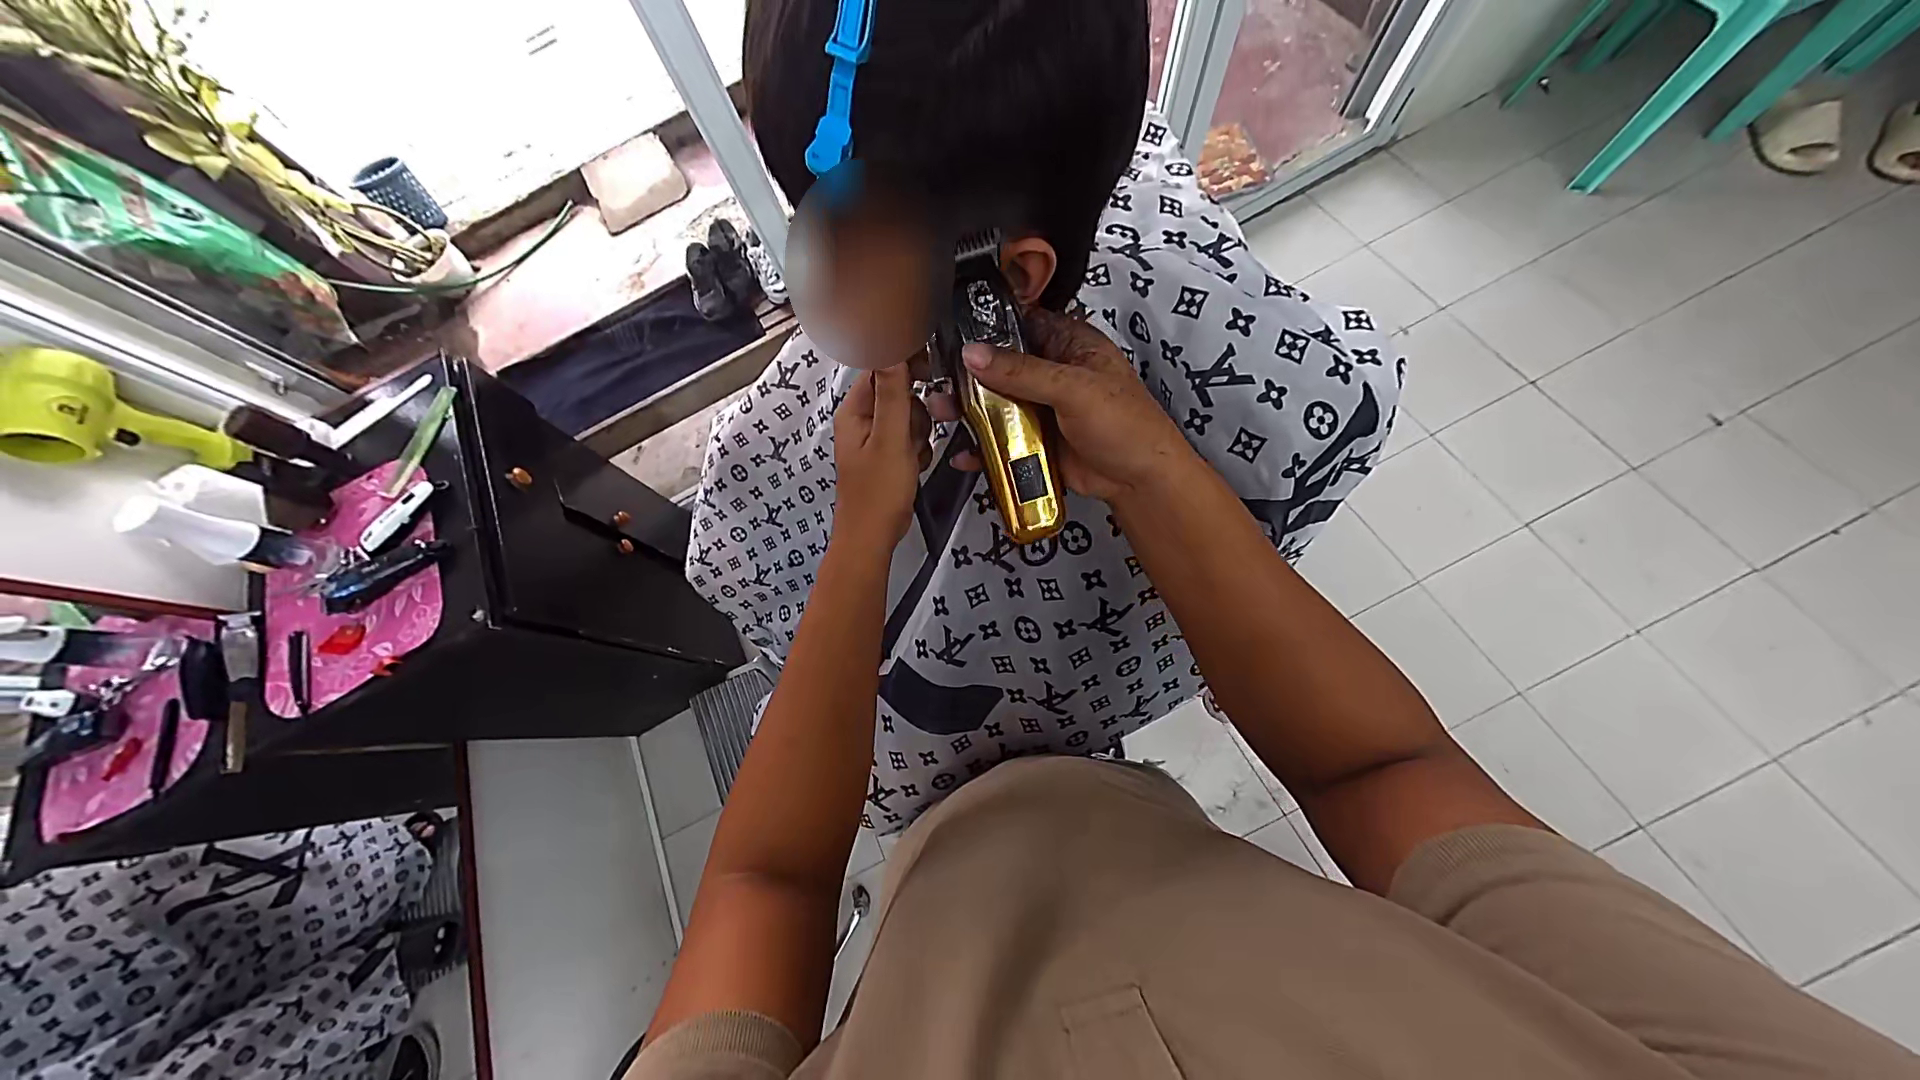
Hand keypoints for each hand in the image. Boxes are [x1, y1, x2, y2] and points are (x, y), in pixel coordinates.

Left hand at [832, 363, 932, 545]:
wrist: (872, 538)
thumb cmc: (877, 494)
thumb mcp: (891, 439)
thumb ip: (894, 393)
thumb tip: (892, 349)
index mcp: (855, 410)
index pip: (880, 367)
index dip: (908, 365)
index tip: (931, 374)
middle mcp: (861, 420)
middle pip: (900, 391)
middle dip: (916, 410)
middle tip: (919, 431)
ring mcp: (874, 438)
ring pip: (909, 416)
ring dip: (920, 433)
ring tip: (914, 455)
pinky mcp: (887, 455)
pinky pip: (911, 438)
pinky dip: (918, 449)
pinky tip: (915, 465)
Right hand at [954, 308, 1198, 503]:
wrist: (1138, 481)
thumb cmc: (1129, 426)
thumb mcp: (1074, 389)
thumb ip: (1023, 371)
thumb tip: (977, 354)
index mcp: (1068, 344)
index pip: (1020, 325)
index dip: (987, 331)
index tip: (955, 340)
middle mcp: (1052, 373)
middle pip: (999, 368)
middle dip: (969, 377)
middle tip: (943, 383)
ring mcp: (1042, 408)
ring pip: (996, 404)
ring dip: (969, 411)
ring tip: (945, 414)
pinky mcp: (1035, 440)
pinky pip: (1001, 439)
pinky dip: (981, 446)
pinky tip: (966, 452)